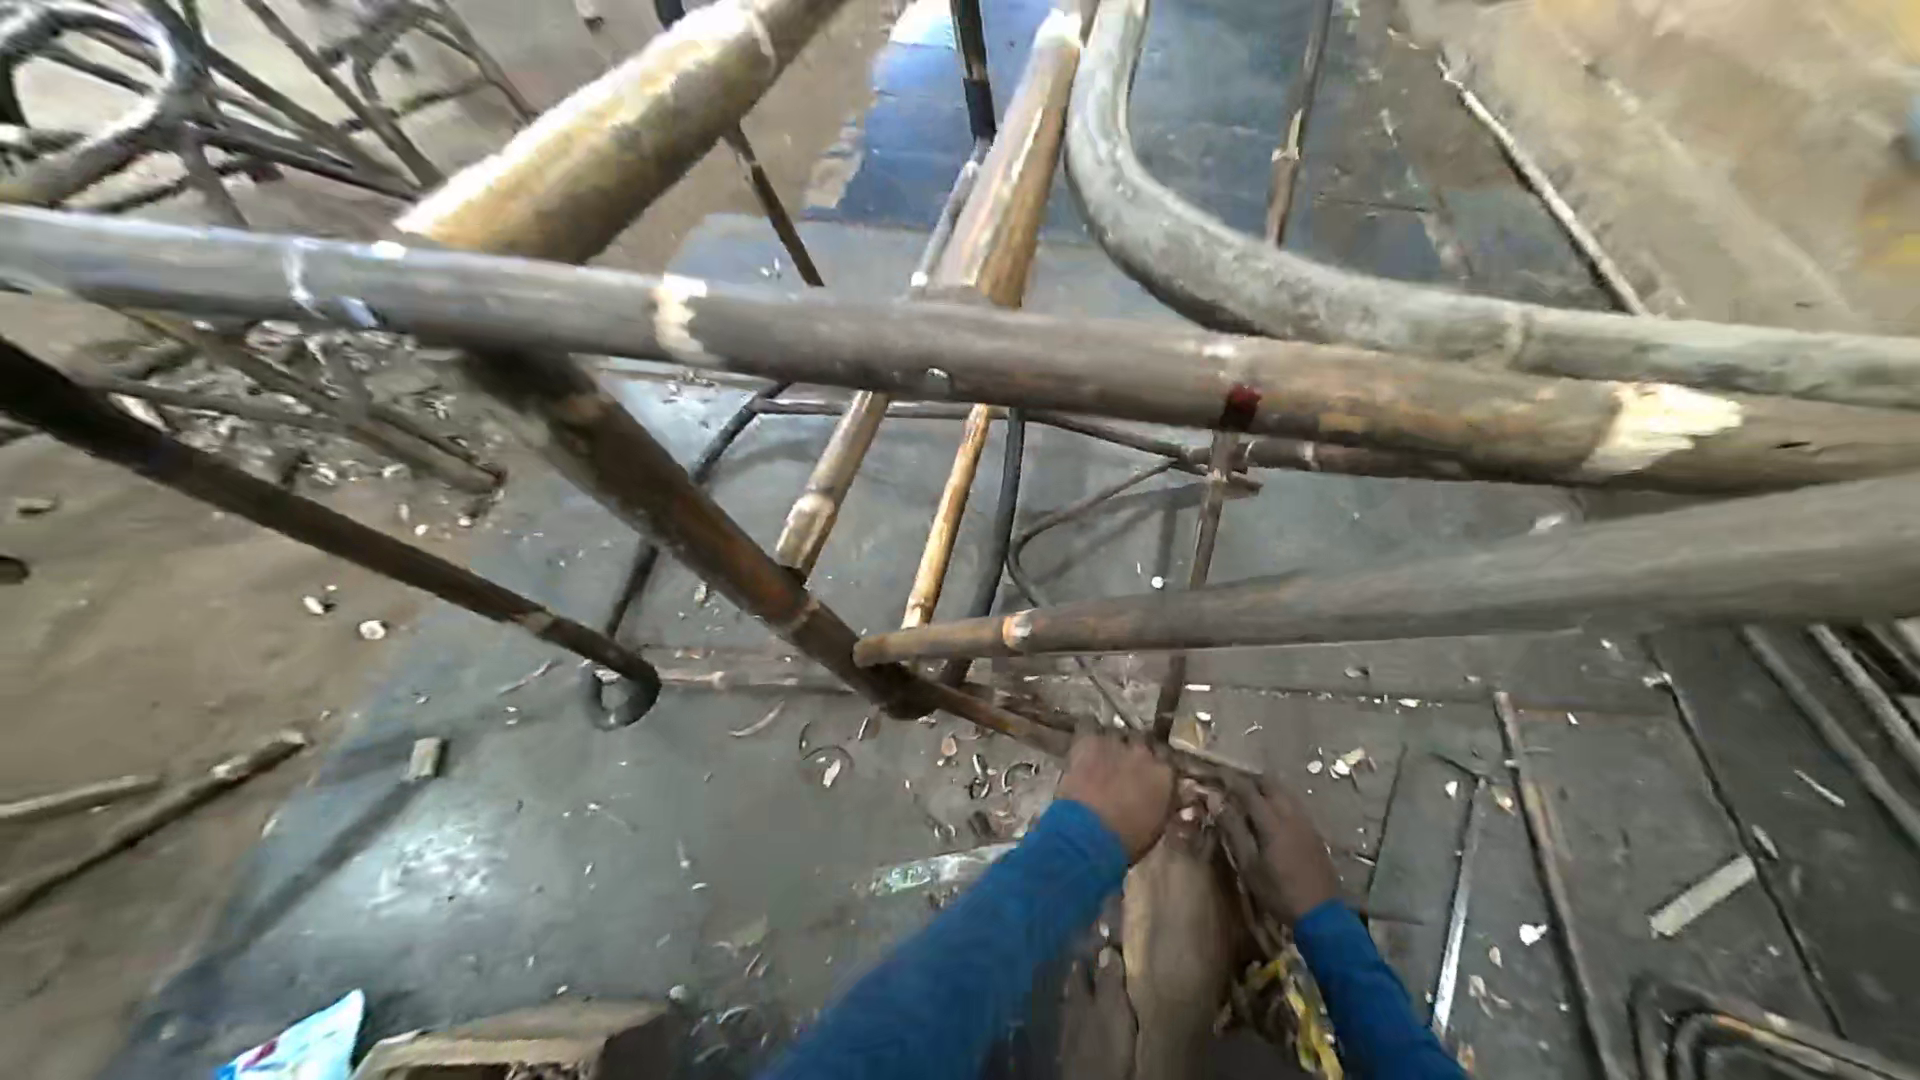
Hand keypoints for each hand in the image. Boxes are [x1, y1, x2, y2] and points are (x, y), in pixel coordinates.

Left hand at [1056, 732, 1174, 861]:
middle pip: (1142, 741)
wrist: (1088, 834)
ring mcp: (1116, 742)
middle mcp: (1144, 752)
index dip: (1155, 764)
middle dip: (1134, 750)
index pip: (1167, 759)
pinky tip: (1083, 740)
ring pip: (1116, 732)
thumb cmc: (1126, 840)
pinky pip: (1089, 725)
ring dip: (1111, 742)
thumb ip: (1165, 801)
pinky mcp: (1089, 740)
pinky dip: (1087, 732)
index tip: (1147, 773)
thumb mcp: (1157, 824)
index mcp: (1165, 774)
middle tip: (1123, 764)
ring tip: (1101, 755)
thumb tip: (1170, 794)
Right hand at [1219, 774, 1339, 923]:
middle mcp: (1291, 815)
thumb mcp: (1248, 863)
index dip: (1230, 779)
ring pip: (1285, 792)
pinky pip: (1294, 805)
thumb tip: (1214, 799)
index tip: (1216, 775)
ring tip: (1250, 798)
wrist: (1321, 915)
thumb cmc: (1278, 891)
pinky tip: (1271, 815)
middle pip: (1270, 783)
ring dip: (1266, 789)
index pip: (1248, 789)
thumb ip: (1232, 828)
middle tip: (1233, 786)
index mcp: (1272, 822)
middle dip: (1250, 780)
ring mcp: (1306, 823)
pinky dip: (1279, 800)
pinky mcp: (1314, 832)